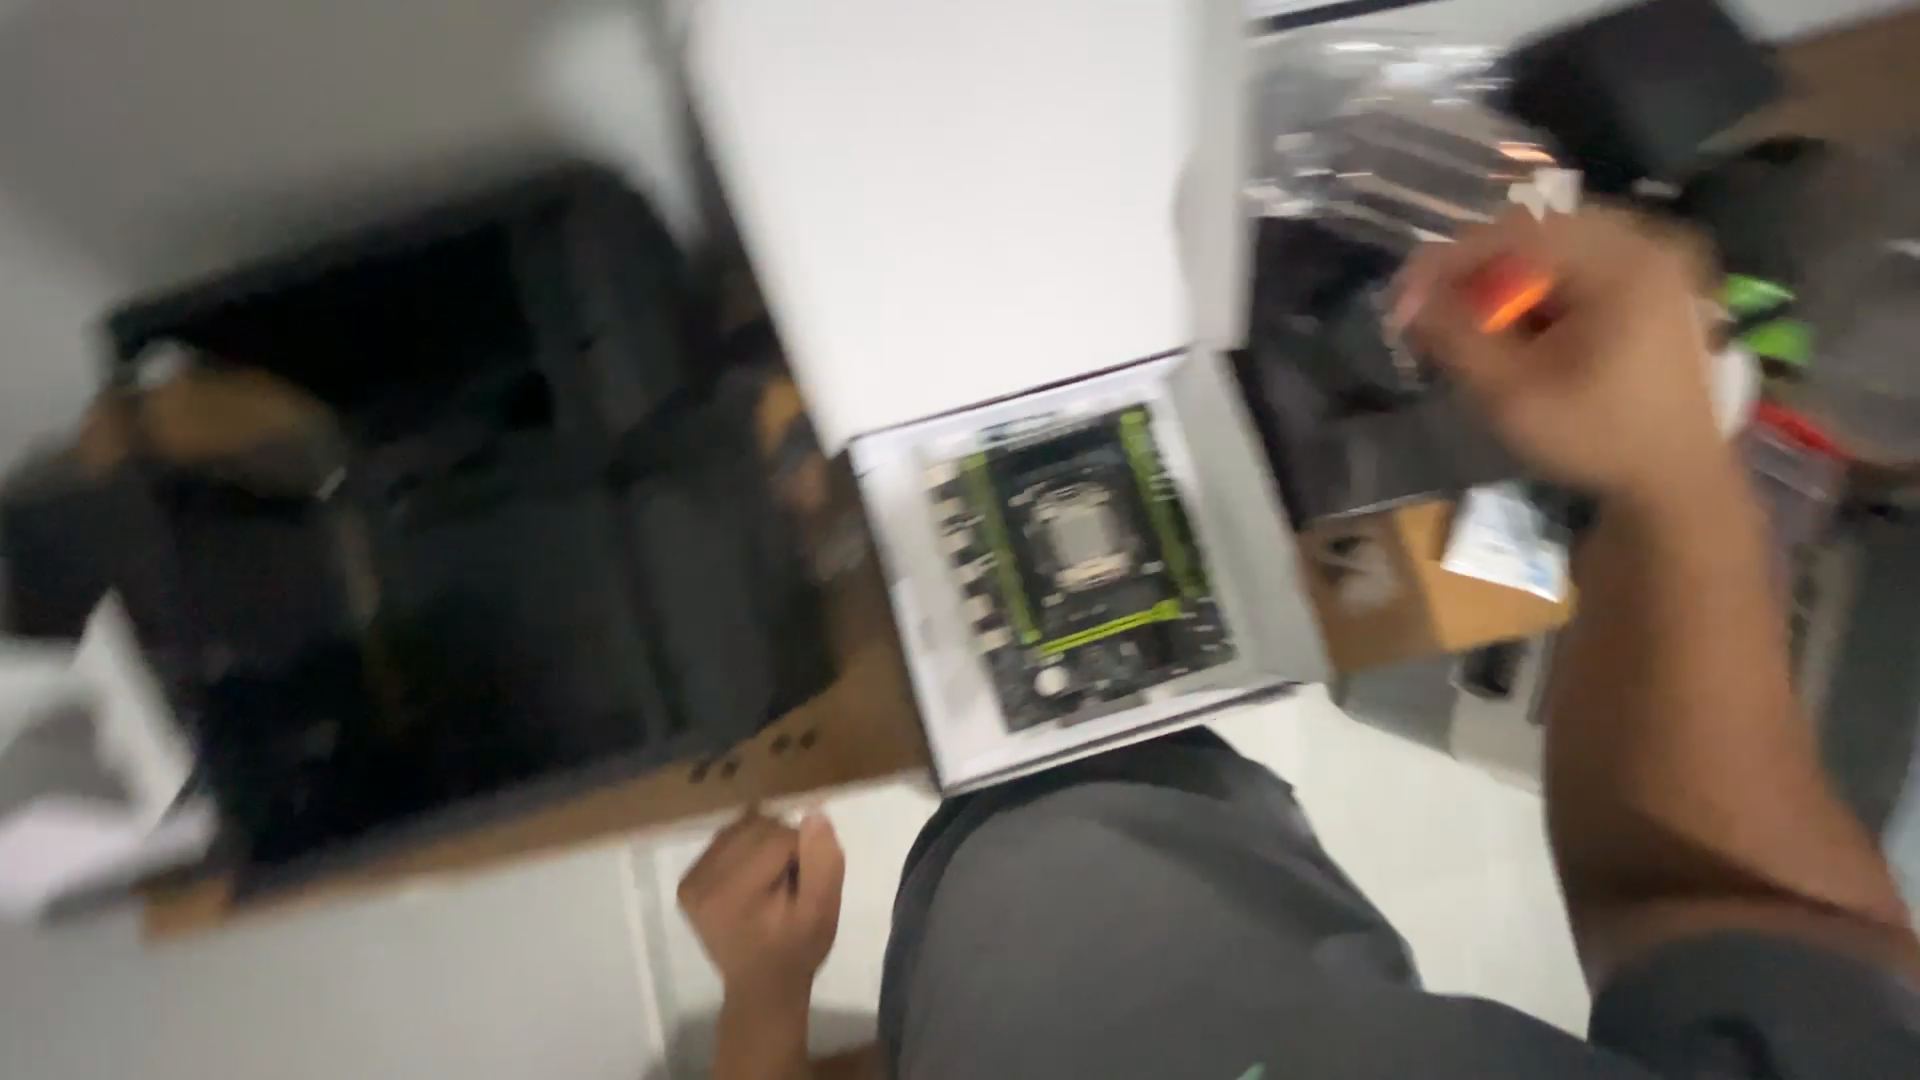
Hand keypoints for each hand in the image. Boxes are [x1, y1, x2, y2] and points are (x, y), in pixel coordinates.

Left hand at [678, 809, 845, 1003]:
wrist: (762, 985)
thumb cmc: (797, 948)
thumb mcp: (823, 910)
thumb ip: (823, 861)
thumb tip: (812, 814)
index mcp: (732, 892)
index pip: (780, 837)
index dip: (802, 854)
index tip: (801, 886)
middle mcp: (701, 880)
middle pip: (758, 826)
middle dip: (782, 845)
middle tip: (788, 884)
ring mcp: (690, 880)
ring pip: (744, 826)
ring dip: (765, 843)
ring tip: (771, 880)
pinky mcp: (688, 880)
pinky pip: (728, 837)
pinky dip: (747, 848)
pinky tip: (753, 877)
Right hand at [1399, 207, 1734, 507]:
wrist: (1673, 478)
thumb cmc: (1593, 436)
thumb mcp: (1509, 392)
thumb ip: (1455, 336)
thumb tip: (1406, 299)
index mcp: (1622, 264)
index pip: (1514, 233)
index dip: (1446, 263)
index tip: (1401, 303)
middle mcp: (1647, 245)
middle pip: (1533, 233)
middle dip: (1471, 272)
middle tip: (1430, 314)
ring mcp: (1656, 263)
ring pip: (1552, 249)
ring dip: (1499, 283)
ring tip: (1464, 326)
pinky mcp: (1653, 286)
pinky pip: (1577, 267)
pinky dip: (1533, 291)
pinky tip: (1510, 329)